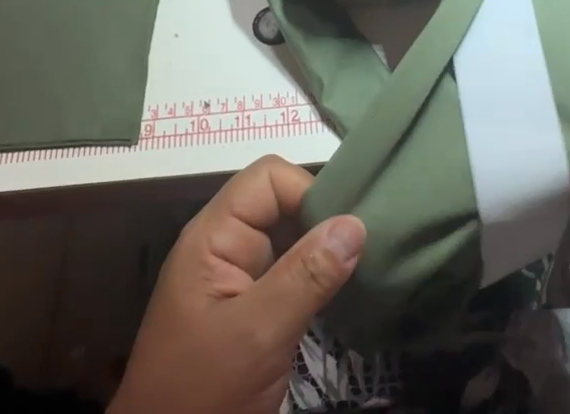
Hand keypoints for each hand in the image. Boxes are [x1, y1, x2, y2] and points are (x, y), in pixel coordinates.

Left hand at [110, 157, 365, 413]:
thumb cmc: (202, 391)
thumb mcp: (257, 334)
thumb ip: (305, 276)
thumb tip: (356, 222)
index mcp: (213, 236)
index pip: (267, 178)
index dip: (308, 191)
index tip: (349, 229)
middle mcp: (225, 245)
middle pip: (280, 202)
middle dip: (322, 218)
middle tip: (367, 248)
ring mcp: (237, 277)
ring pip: (289, 237)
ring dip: (323, 249)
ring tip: (364, 266)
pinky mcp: (251, 307)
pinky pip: (289, 271)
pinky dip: (317, 276)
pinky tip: (345, 290)